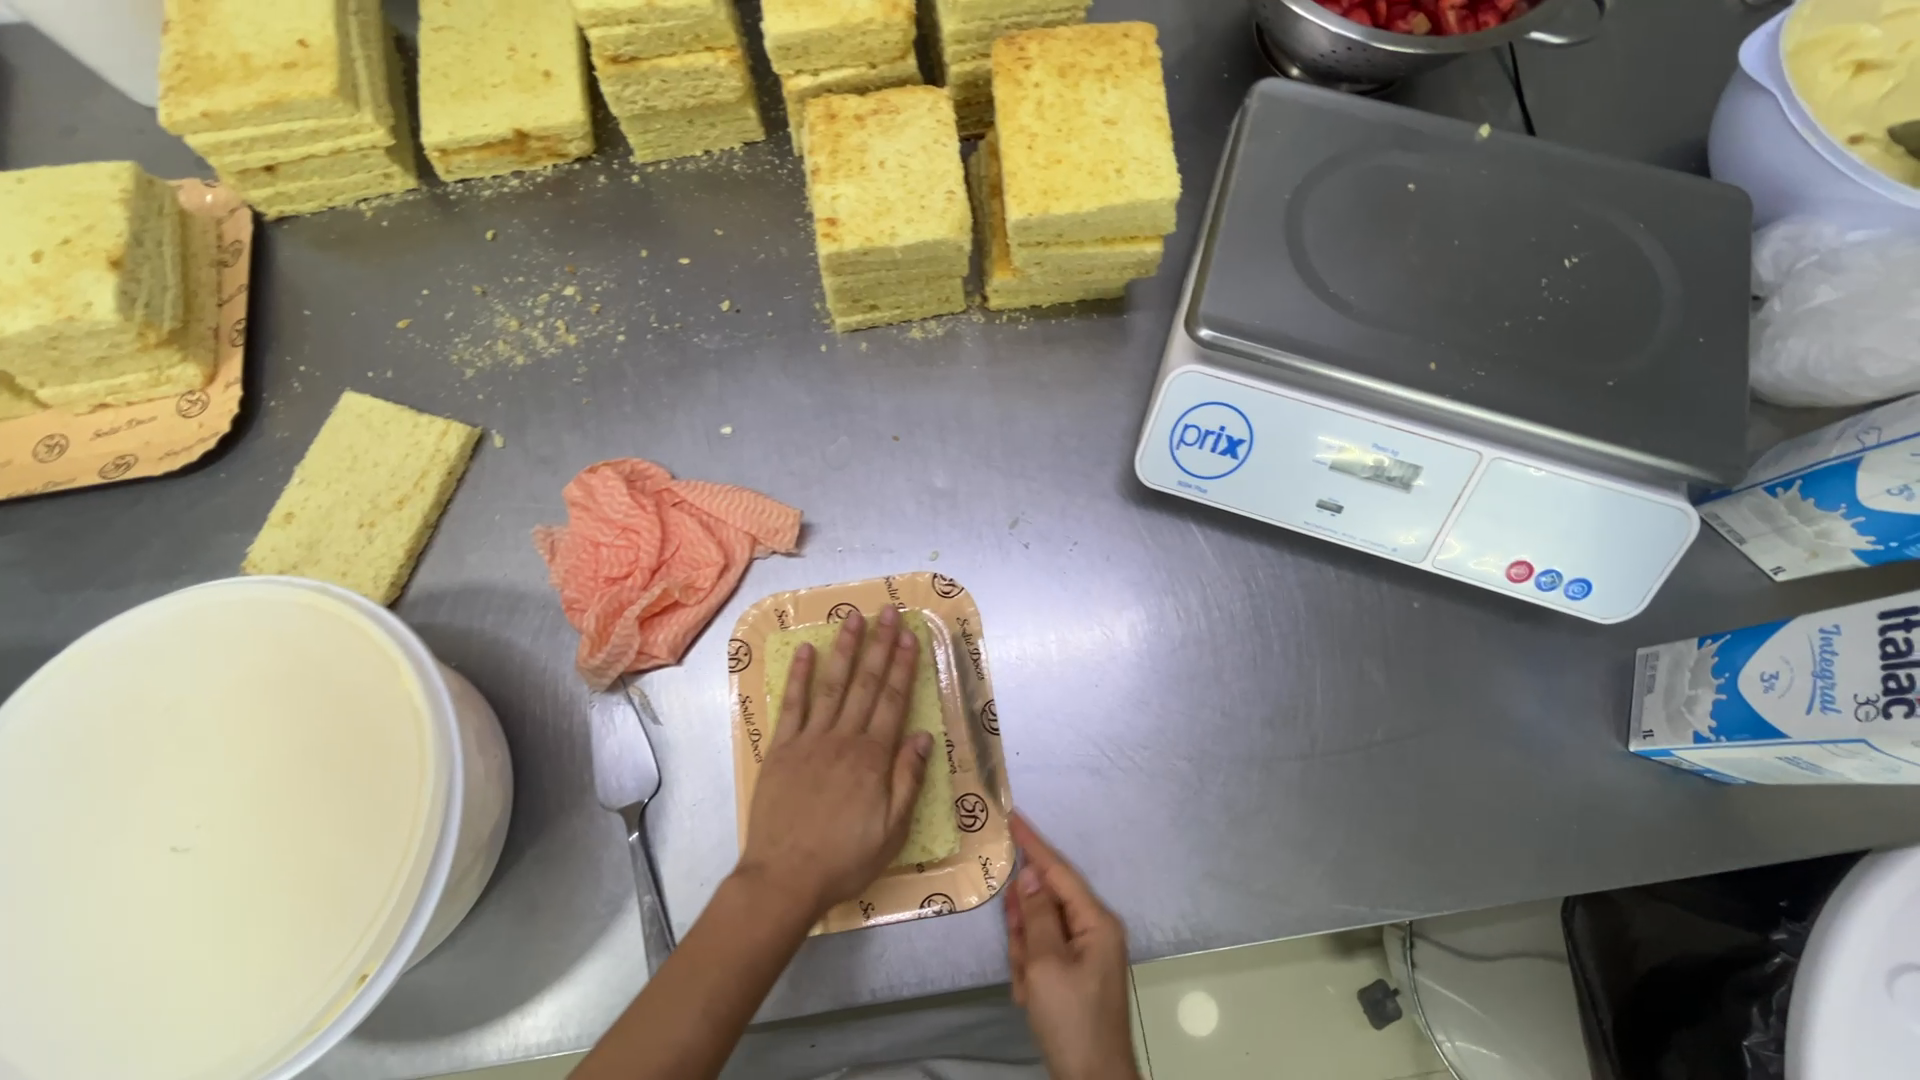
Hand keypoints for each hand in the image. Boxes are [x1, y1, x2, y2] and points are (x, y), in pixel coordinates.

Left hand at [736, 607, 932, 917]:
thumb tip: (922, 737)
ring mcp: (809, 741)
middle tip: (887, 611)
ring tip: (852, 617)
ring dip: (844, 649)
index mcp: (873, 758)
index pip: (893, 701)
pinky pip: (792, 705)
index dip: (902, 666)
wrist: (784, 878)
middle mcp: (843, 739)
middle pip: (865, 684)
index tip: (909, 636)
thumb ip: (907, 780)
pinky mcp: (781, 750)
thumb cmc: (844, 859)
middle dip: (878, 645)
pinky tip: (807, 652)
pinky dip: (799, 677)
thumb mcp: (892, 831)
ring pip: (831, 685)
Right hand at [1005, 814, 1139, 1079]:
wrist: (1092, 1079)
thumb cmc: (1071, 1018)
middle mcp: (1094, 930)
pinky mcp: (1074, 973)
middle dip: (1025, 927)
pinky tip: (1033, 998)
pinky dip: (1030, 972)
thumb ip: (1035, 914)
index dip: (1034, 845)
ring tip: (1030, 986)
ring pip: (1039, 931)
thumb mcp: (1045, 964)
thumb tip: (1030, 874)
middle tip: (1022, 959)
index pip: (1059, 872)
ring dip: (1026, 955)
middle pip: (1046, 904)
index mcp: (1096, 921)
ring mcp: (1085, 953)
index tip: (1013, 816)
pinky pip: (1042, 955)